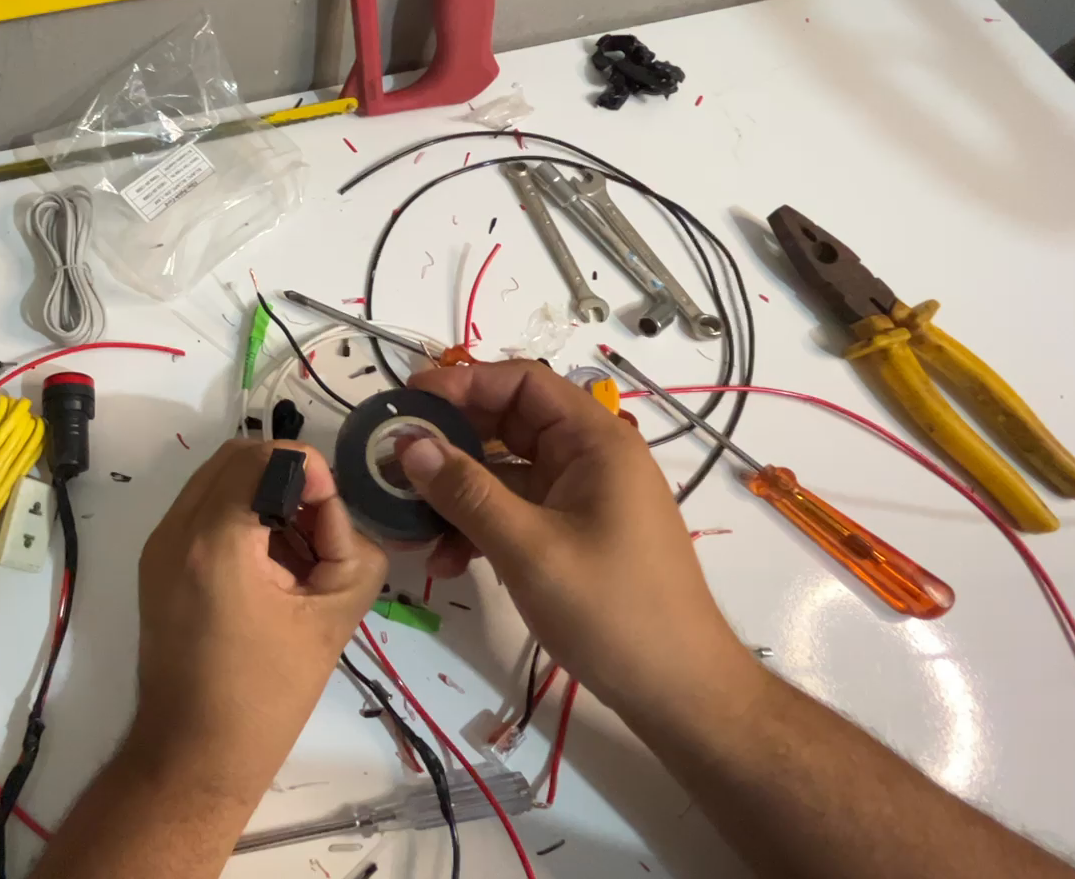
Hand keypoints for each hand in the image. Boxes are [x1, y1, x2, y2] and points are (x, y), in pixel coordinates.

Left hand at [125, 440, 387, 801]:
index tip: (331, 514)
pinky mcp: (156, 560)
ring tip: (294, 547)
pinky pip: (202, 506)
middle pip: (239, 456)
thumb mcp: (332, 619)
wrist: (192, 757)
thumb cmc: (266, 697)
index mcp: (216, 541)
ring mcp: (159, 543)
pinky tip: (266, 562)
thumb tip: (333, 512)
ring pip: (218, 477)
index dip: (311, 472)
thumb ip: (352, 548)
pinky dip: (239, 512)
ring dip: (263, 492)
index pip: (267, 458)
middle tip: (317, 525)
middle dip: (287, 477)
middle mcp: (177, 529)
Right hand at [396, 360, 761, 719]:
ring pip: (501, 470)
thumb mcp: (528, 548)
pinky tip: (443, 559)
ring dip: (455, 491)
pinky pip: (510, 509)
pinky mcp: (567, 531)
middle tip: (395, 458)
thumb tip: (407, 443)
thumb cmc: (613, 610)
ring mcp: (576, 496)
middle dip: (449, 441)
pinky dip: (475, 524)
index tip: (410, 400)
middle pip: (506, 423)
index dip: (464, 382)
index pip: (523, 382)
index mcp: (594, 441)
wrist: (679, 693)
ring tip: (408, 518)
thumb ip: (465, 492)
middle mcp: (586, 458)